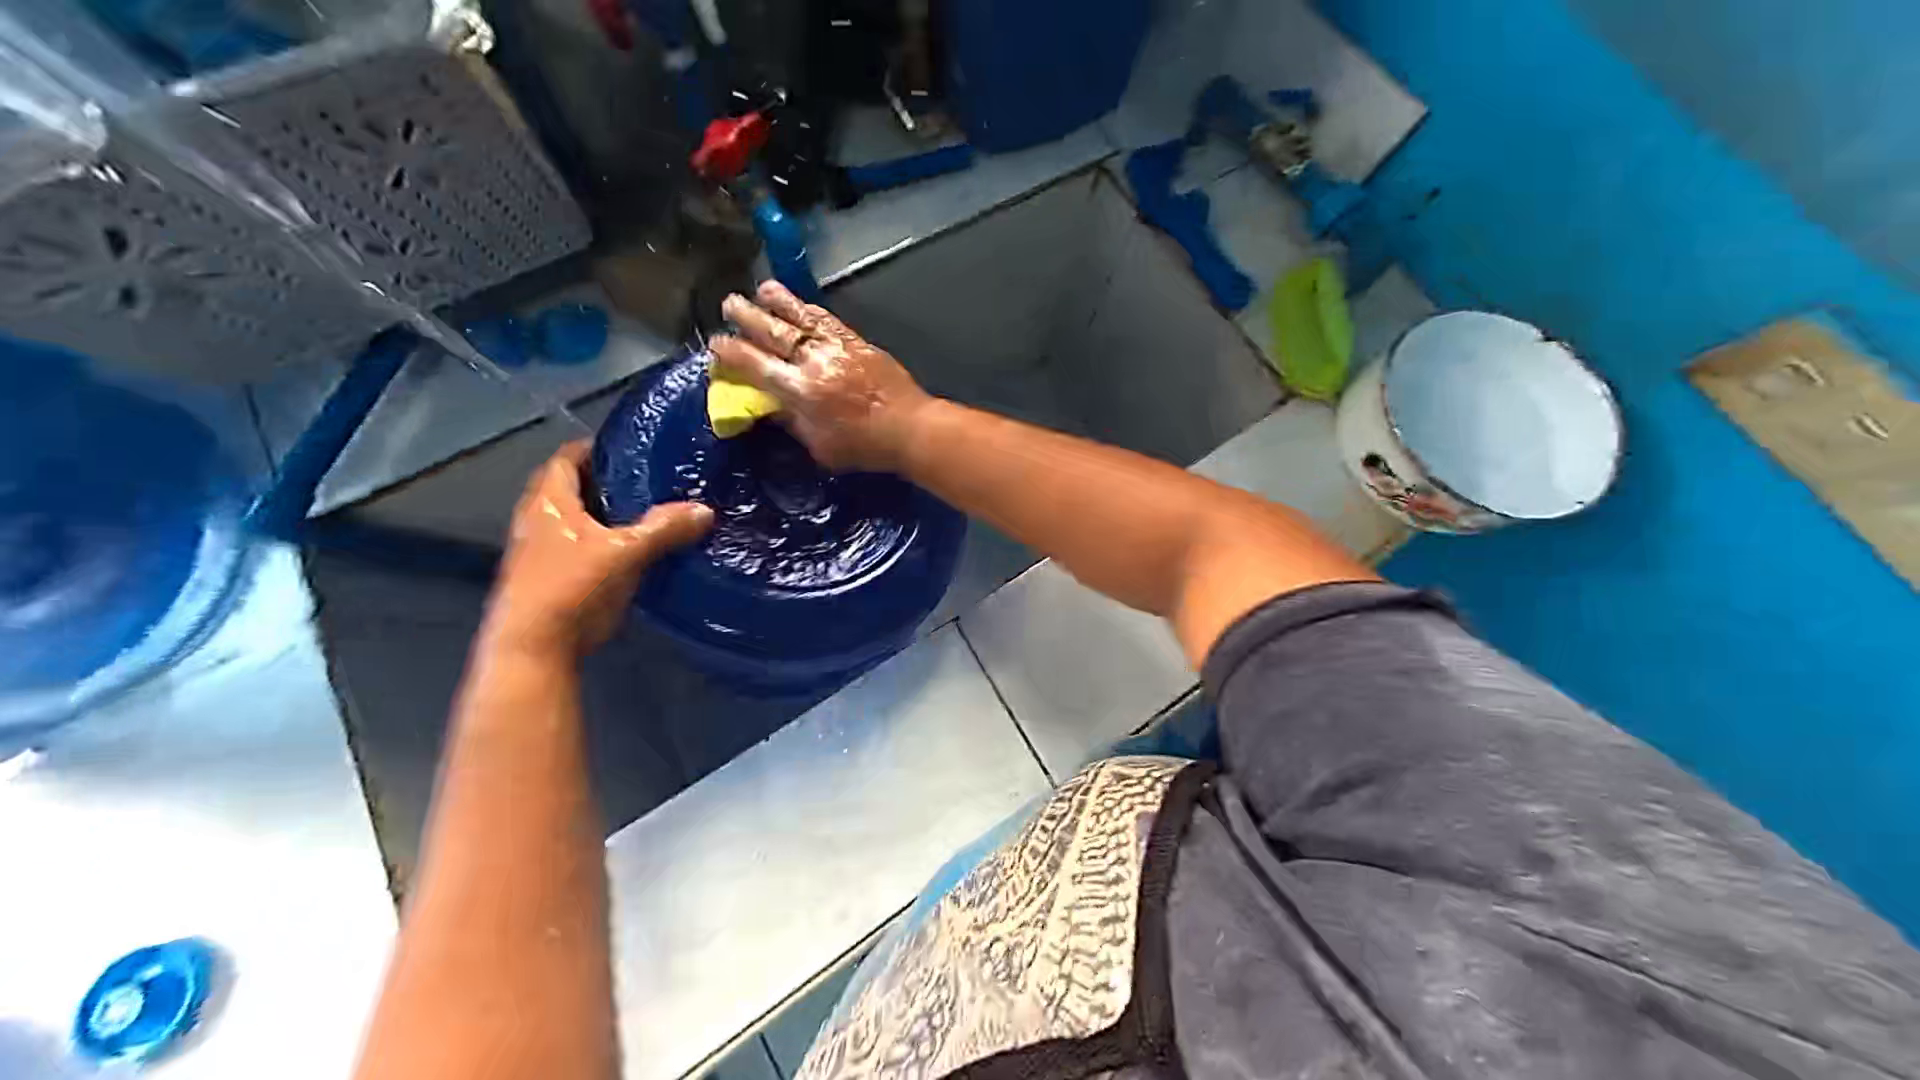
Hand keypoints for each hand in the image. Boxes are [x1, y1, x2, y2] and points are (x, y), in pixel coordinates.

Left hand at [483, 441, 712, 658]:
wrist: (532, 648)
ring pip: (568, 520)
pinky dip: (595, 541)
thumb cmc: (573, 588)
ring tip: (637, 514)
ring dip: (596, 514)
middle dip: (599, 481)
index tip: (626, 447)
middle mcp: (535, 521)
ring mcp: (534, 552)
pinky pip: (573, 546)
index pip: (565, 459)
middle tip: (640, 481)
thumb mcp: (627, 554)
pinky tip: (623, 552)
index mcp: (548, 503)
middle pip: (565, 488)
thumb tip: (705, 509)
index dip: (592, 448)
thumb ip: (665, 529)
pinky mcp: (542, 579)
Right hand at [709, 281, 934, 471]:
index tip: (716, 344)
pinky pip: (828, 320)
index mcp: (799, 391)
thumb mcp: (820, 446)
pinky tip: (801, 304)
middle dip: (747, 316)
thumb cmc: (863, 446)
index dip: (732, 354)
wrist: (909, 427)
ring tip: (761, 288)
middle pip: (773, 332)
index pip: (755, 366)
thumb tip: (771, 406)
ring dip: (778, 301)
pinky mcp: (857, 342)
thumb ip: (793, 423)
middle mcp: (813, 362)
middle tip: (729, 303)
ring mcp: (836, 348)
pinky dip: (810, 309)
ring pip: (800, 318)